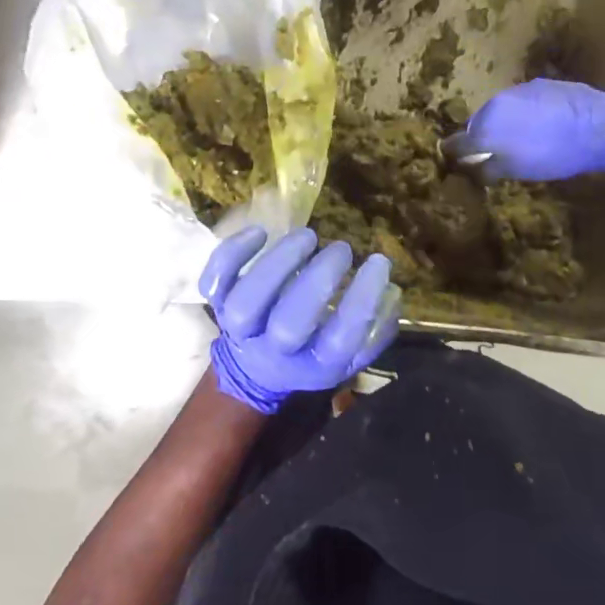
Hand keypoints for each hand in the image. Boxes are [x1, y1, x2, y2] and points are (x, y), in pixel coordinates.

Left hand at [199, 227, 400, 414]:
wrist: (255, 371)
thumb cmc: (313, 354)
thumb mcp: (351, 357)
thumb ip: (376, 329)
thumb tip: (390, 290)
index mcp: (315, 366)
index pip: (340, 339)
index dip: (362, 299)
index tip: (379, 262)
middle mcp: (276, 352)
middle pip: (289, 325)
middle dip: (318, 281)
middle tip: (342, 250)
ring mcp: (241, 330)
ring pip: (246, 303)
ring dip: (277, 265)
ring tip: (308, 237)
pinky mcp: (218, 306)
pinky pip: (214, 282)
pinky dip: (231, 255)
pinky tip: (260, 233)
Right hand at [462, 78, 604, 180]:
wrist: (599, 127)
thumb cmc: (554, 155)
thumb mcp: (518, 169)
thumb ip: (490, 167)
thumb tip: (472, 167)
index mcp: (487, 126)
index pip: (460, 141)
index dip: (456, 152)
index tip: (455, 159)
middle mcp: (496, 103)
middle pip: (478, 121)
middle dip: (479, 136)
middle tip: (489, 151)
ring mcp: (519, 90)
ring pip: (499, 109)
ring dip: (501, 122)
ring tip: (515, 137)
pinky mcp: (540, 84)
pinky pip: (520, 101)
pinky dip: (521, 113)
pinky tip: (537, 124)